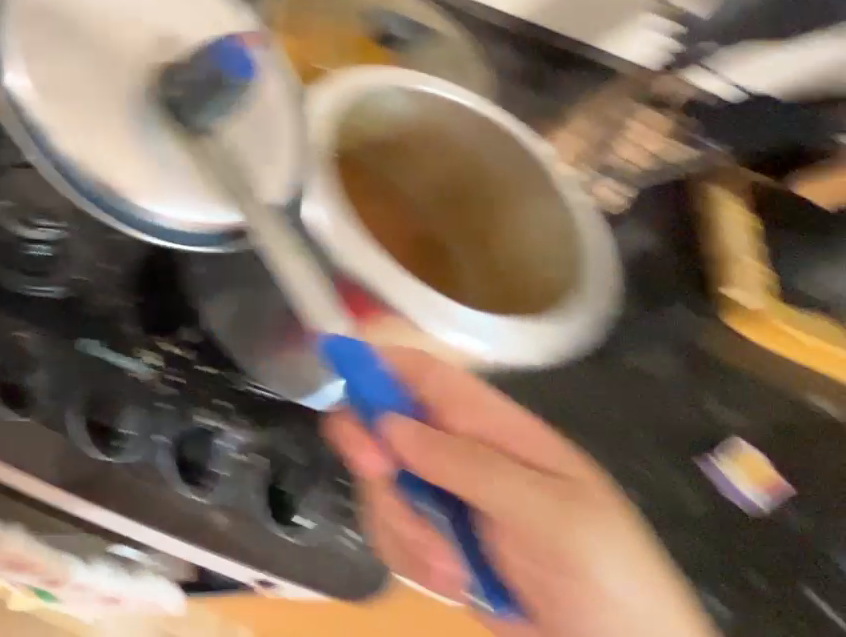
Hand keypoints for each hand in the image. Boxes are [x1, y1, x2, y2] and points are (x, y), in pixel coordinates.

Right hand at [322, 347, 716, 636]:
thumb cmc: (610, 580)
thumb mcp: (554, 518)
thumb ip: (470, 465)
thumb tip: (388, 423)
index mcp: (493, 429)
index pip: (420, 373)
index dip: (372, 363)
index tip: (337, 382)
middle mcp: (457, 453)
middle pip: (377, 424)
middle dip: (370, 454)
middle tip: (380, 477)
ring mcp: (442, 499)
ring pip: (375, 484)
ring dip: (399, 525)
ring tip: (450, 571)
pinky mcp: (431, 541)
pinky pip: (385, 529)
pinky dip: (407, 557)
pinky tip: (452, 584)